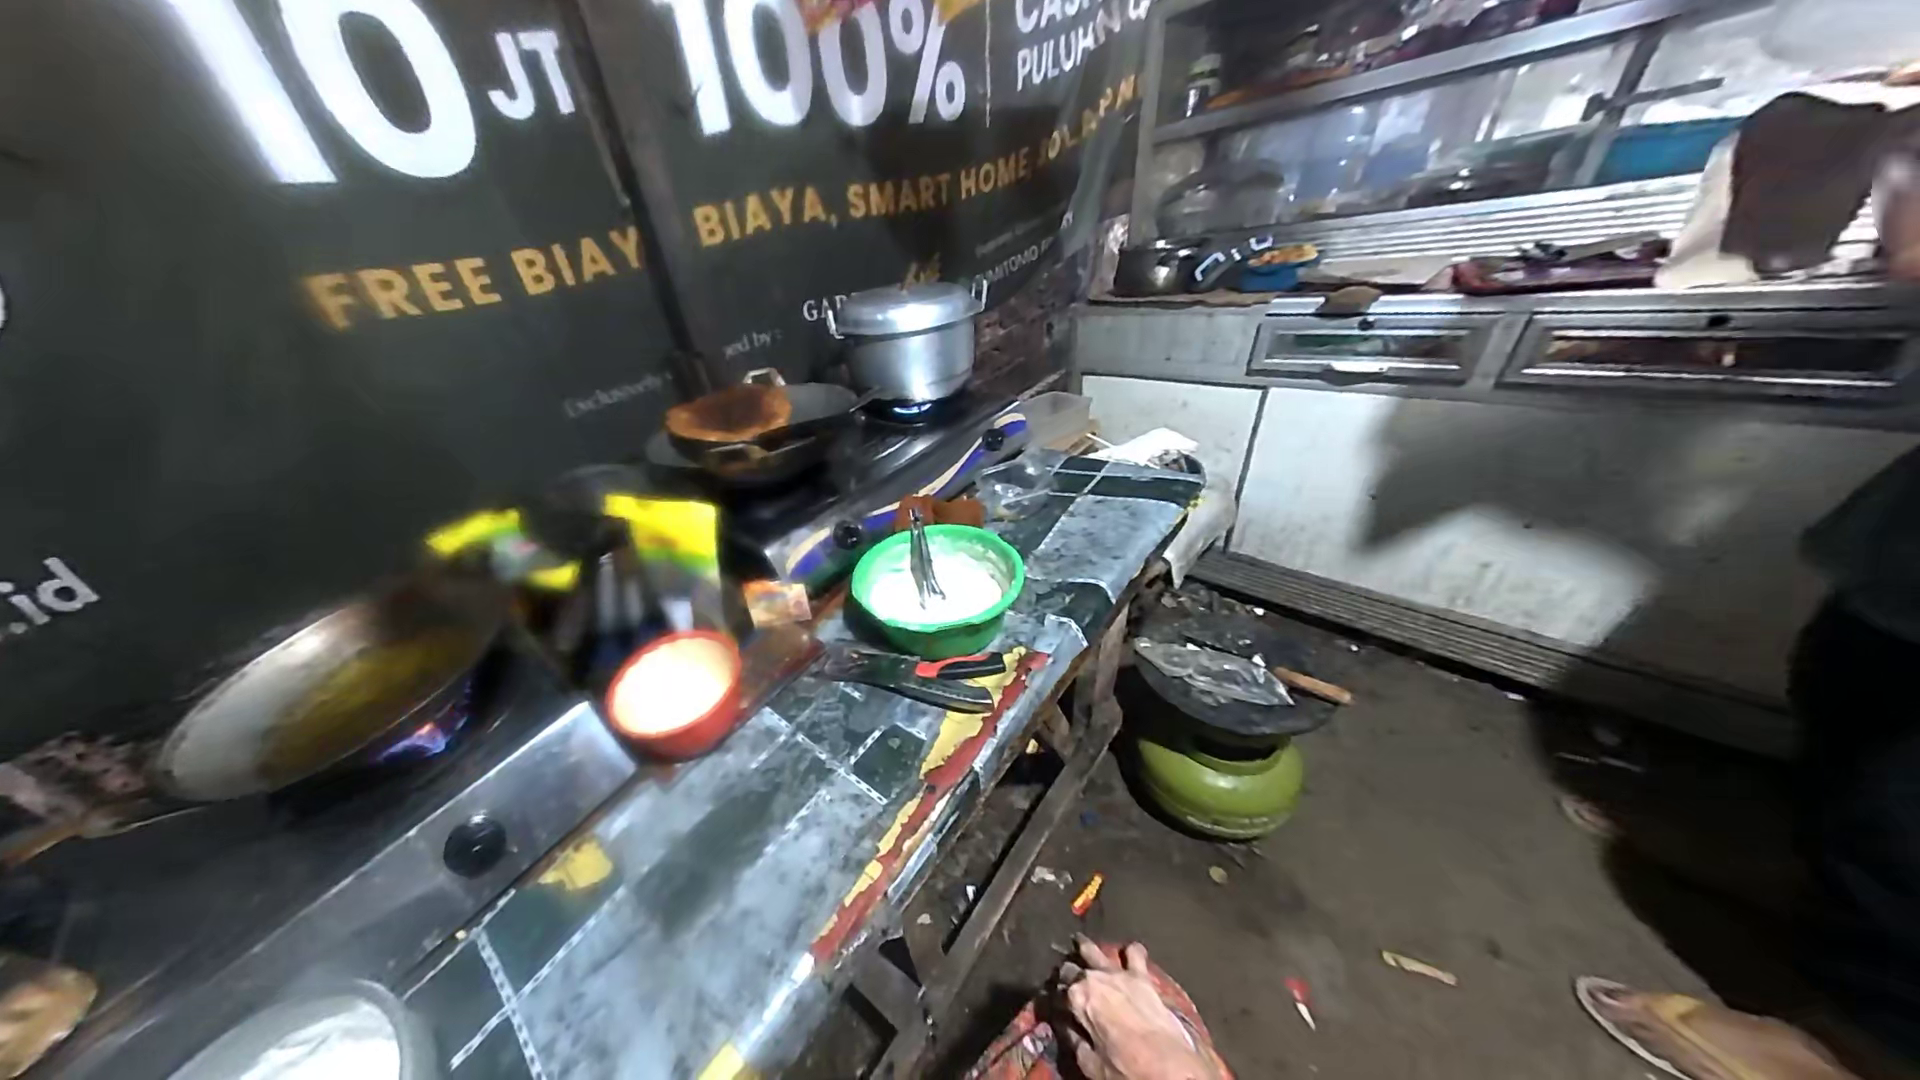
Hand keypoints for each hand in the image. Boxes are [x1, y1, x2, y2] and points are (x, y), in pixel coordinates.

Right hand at [1059, 936, 1217, 1079]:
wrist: (1169, 1067)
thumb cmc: (1126, 1070)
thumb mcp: (1091, 1065)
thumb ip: (1074, 1041)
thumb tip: (1065, 1026)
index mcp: (1077, 998)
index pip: (1057, 993)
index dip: (1053, 999)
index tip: (1053, 1004)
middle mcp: (1093, 978)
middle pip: (1072, 968)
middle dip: (1066, 973)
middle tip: (1066, 979)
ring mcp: (1117, 973)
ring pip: (1094, 950)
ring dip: (1086, 948)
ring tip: (1080, 942)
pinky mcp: (1141, 975)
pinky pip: (1135, 953)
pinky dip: (1132, 952)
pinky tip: (1130, 951)